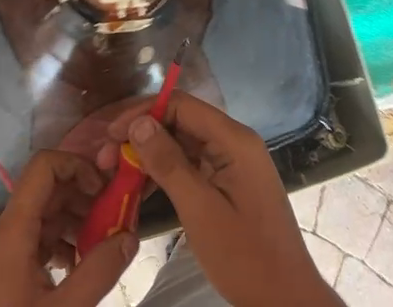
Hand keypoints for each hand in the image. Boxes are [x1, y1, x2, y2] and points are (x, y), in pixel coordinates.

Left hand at [0, 150, 135, 306]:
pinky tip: (79, 267)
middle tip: (118, 217)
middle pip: (46, 192)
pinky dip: (59, 244)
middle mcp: (1, 231)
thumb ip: (100, 271)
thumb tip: (130, 236)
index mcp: (12, 230)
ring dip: (75, 223)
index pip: (43, 167)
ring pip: (41, 218)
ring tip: (105, 245)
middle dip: (84, 198)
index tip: (106, 190)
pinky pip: (32, 241)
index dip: (77, 166)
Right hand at [101, 94, 341, 306]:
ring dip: (150, 153)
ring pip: (183, 143)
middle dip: (142, 133)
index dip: (143, 113)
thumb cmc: (244, 255)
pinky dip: (165, 171)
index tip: (111, 134)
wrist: (285, 299)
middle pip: (181, 121)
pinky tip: (140, 184)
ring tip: (117, 170)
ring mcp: (233, 164)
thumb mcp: (200, 209)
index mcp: (234, 140)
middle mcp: (235, 143)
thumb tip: (138, 123)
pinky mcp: (229, 184)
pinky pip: (192, 165)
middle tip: (108, 156)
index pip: (181, 105)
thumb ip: (168, 163)